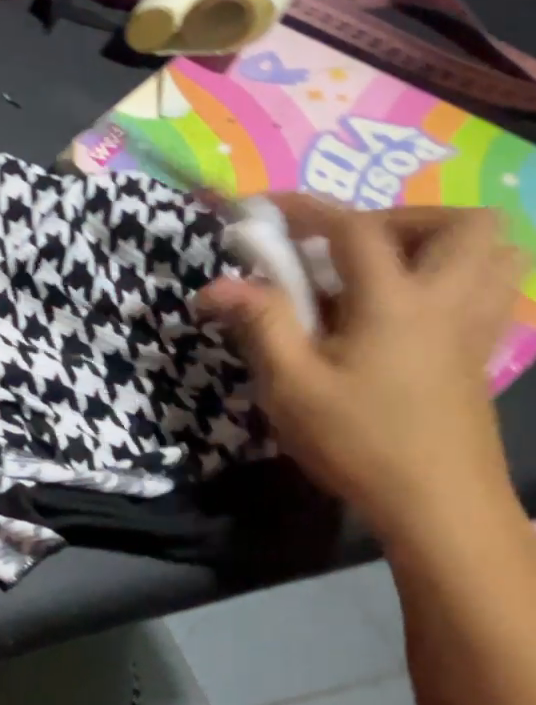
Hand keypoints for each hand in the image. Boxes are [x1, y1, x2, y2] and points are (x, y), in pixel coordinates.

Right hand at [198, 197, 528, 548]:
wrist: (434, 496)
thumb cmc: (354, 438)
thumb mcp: (289, 384)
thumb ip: (260, 324)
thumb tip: (218, 284)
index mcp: (396, 301)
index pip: (354, 231)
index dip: (305, 210)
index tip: (258, 208)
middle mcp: (449, 297)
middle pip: (454, 223)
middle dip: (393, 220)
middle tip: (338, 251)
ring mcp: (475, 321)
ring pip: (486, 249)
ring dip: (431, 243)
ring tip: (373, 273)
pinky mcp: (480, 347)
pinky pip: (485, 283)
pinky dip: (448, 274)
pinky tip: (401, 306)